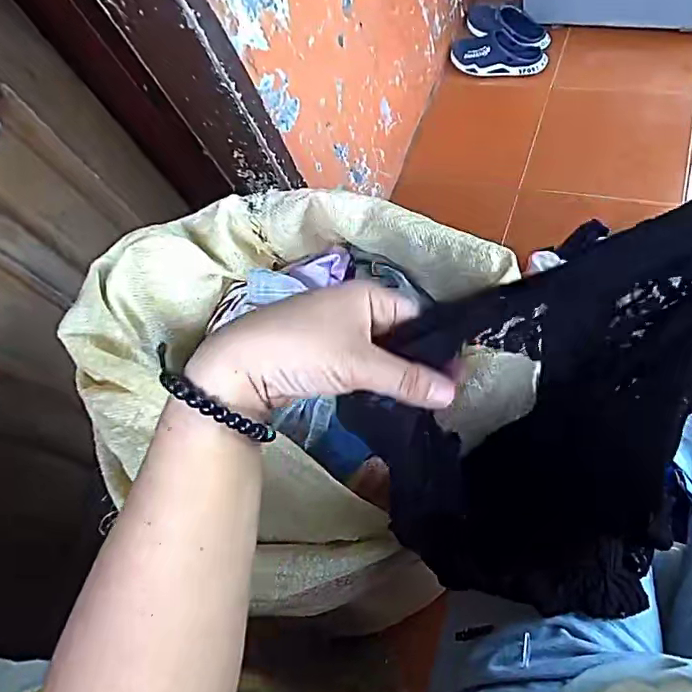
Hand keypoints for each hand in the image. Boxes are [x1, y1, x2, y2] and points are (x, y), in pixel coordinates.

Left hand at [183, 281, 456, 419]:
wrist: (235, 369)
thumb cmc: (302, 351)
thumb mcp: (360, 366)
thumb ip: (408, 379)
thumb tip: (453, 393)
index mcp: (368, 294)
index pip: (419, 316)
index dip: (439, 345)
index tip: (456, 376)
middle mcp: (355, 304)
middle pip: (402, 333)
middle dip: (421, 361)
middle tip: (442, 391)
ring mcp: (338, 328)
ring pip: (383, 350)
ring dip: (399, 371)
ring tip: (422, 397)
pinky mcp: (325, 351)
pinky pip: (365, 360)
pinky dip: (378, 376)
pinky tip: (390, 394)